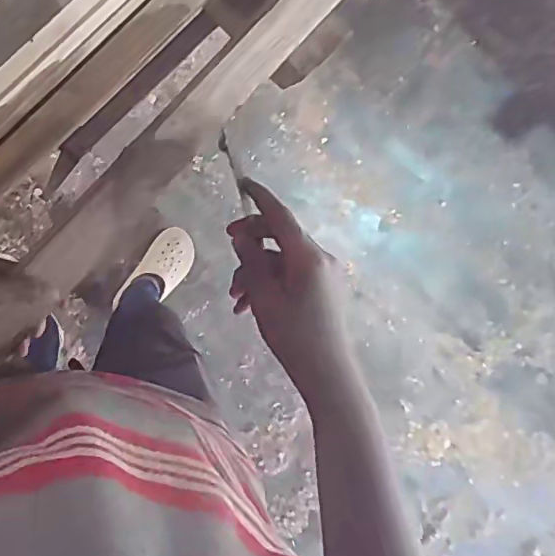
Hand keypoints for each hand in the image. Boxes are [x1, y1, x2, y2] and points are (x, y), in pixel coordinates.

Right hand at [227, 178, 352, 377]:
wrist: (327, 372)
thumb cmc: (293, 334)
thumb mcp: (263, 296)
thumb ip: (251, 261)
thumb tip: (242, 237)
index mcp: (306, 256)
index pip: (280, 216)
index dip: (260, 197)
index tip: (243, 183)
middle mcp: (319, 258)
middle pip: (278, 234)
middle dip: (249, 241)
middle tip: (227, 246)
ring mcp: (322, 273)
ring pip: (279, 258)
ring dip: (253, 270)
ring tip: (235, 297)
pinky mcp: (321, 288)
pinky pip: (289, 273)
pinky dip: (267, 282)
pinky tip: (248, 305)